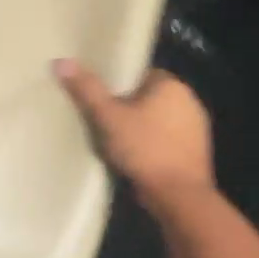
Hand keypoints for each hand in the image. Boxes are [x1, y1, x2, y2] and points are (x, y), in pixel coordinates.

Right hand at [54, 61, 217, 216]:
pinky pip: (168, 139)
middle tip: (101, 118)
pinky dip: (152, 144)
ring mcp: (197, 128)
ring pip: (159, 119)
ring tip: (114, 139)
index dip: (118, 83)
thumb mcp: (108, 117)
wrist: (179, 196)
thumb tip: (61, 61)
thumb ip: (87, 89)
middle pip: (149, 96)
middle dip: (128, 106)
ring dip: (141, 126)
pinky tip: (134, 157)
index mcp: (171, 85)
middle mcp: (189, 101)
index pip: (140, 73)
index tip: (100, 96)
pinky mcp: (197, 152)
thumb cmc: (144, 148)